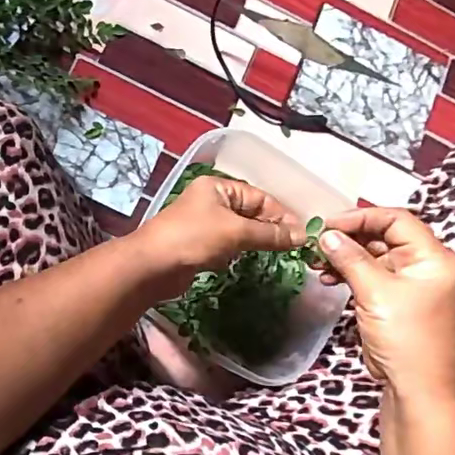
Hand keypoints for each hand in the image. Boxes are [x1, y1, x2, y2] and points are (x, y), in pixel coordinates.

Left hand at [134, 176, 300, 293]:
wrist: (151, 266)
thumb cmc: (192, 238)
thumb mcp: (235, 231)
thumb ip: (269, 234)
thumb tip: (302, 236)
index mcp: (217, 188)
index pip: (259, 197)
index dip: (281, 214)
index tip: (302, 234)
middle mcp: (210, 202)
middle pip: (251, 213)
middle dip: (271, 229)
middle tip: (295, 247)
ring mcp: (203, 224)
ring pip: (240, 231)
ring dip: (257, 242)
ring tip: (279, 255)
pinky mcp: (199, 246)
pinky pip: (227, 246)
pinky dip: (239, 252)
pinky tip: (249, 261)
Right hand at [316, 207, 454, 395]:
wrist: (418, 387)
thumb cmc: (408, 337)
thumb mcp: (376, 292)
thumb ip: (350, 259)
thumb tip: (326, 234)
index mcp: (432, 257)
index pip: (396, 220)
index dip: (360, 218)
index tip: (327, 224)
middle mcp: (423, 265)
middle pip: (382, 235)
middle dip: (348, 236)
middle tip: (316, 240)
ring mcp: (407, 283)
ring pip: (371, 255)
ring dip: (343, 255)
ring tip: (316, 260)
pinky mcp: (392, 299)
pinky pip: (367, 274)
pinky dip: (346, 272)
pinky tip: (327, 276)